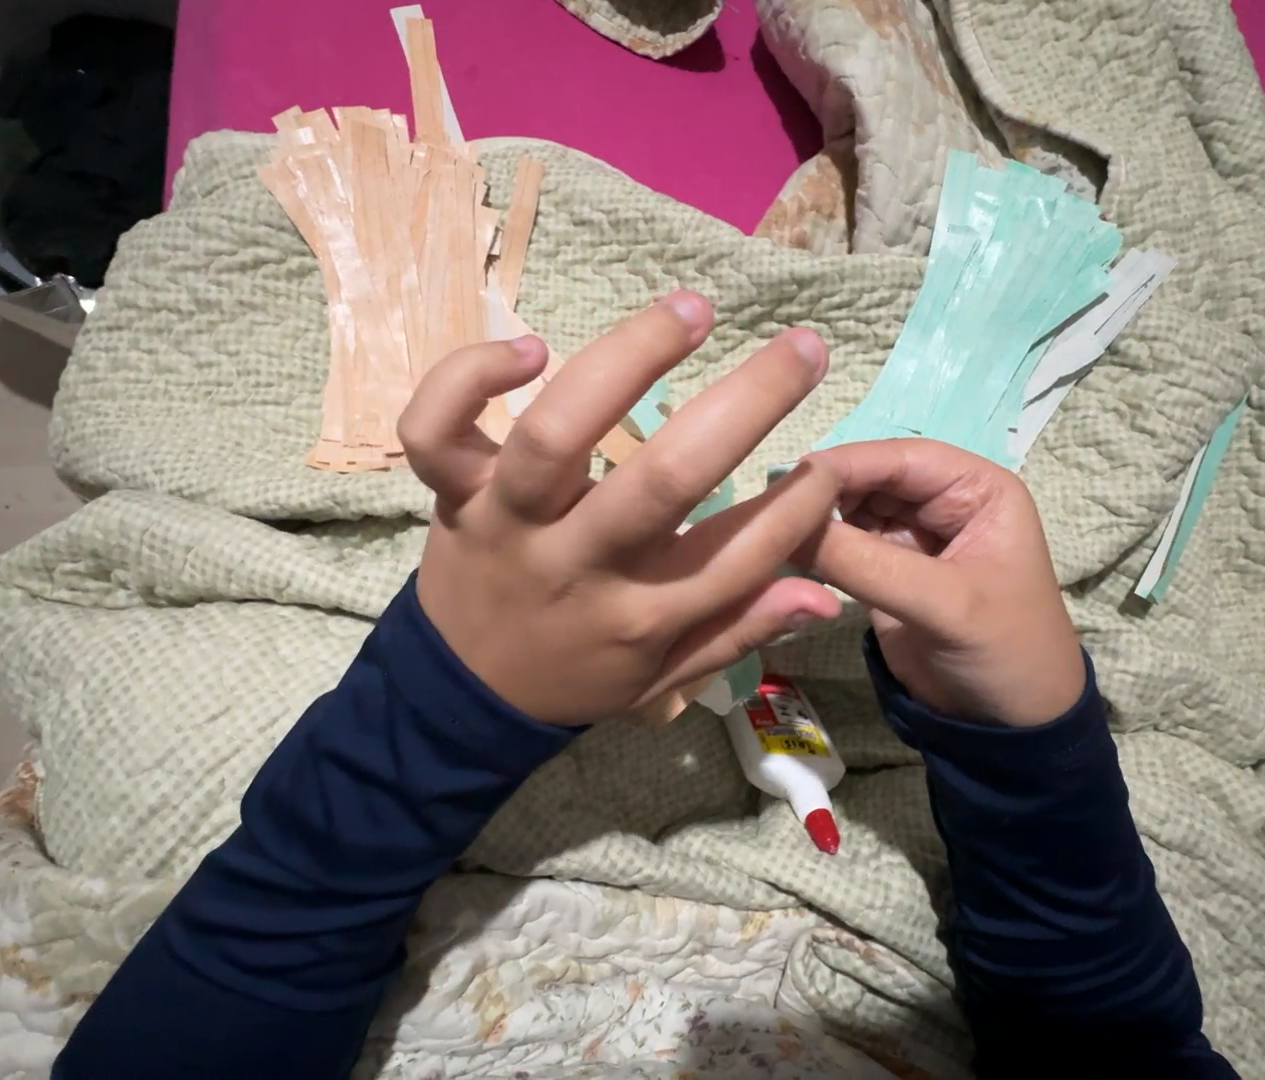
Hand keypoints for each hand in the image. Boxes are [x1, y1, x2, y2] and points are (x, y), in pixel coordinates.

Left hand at [401, 292, 843, 725]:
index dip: (798, 507)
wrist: (460, 694)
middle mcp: (577, 562)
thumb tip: (824, 596)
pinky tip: (531, 348)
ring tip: (692, 309)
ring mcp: (506, 522)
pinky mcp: (451, 493)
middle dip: (750, 403)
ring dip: (630, 357)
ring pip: (558, 434)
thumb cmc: (574, 675)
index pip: (738, 556)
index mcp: (639, 615)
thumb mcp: (661, 679)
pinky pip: (435, 430)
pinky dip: (470, 376)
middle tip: (805, 348)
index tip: (829, 466)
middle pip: (666, 479)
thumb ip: (737, 633)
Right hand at [796, 439, 1084, 726]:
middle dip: (823, 493)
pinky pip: (842, 547)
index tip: (789, 479)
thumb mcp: (944, 603)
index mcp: (976, 490)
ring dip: (814, 521)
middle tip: (769, 512)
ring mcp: (909, 537)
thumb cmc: (1003, 652)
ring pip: (849, 510)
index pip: (903, 459)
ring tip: (769, 534)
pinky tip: (784, 555)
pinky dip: (815, 550)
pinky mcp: (884, 571)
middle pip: (869, 479)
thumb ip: (866, 563)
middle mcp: (940, 502)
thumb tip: (786, 526)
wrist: (1008, 727)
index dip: (847, 464)